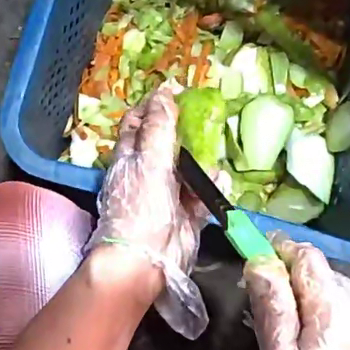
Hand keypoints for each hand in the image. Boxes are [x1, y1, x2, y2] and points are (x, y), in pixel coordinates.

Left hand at [87, 87, 207, 337]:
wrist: (147, 258)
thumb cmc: (141, 206)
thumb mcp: (149, 160)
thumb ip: (160, 127)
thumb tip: (165, 92)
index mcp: (130, 157)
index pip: (137, 122)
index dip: (153, 105)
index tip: (175, 91)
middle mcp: (146, 173)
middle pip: (165, 143)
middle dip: (184, 130)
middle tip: (205, 114)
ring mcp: (166, 194)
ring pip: (187, 169)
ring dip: (202, 159)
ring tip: (216, 145)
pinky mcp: (185, 215)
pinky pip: (202, 196)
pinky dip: (211, 187)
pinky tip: (219, 180)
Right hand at [244, 236, 349, 349]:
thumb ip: (273, 307)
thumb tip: (259, 262)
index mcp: (334, 305)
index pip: (305, 254)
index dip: (277, 249)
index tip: (253, 261)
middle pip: (318, 269)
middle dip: (289, 276)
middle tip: (264, 307)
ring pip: (331, 286)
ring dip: (307, 294)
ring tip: (289, 329)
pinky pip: (346, 304)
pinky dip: (324, 309)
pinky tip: (315, 340)